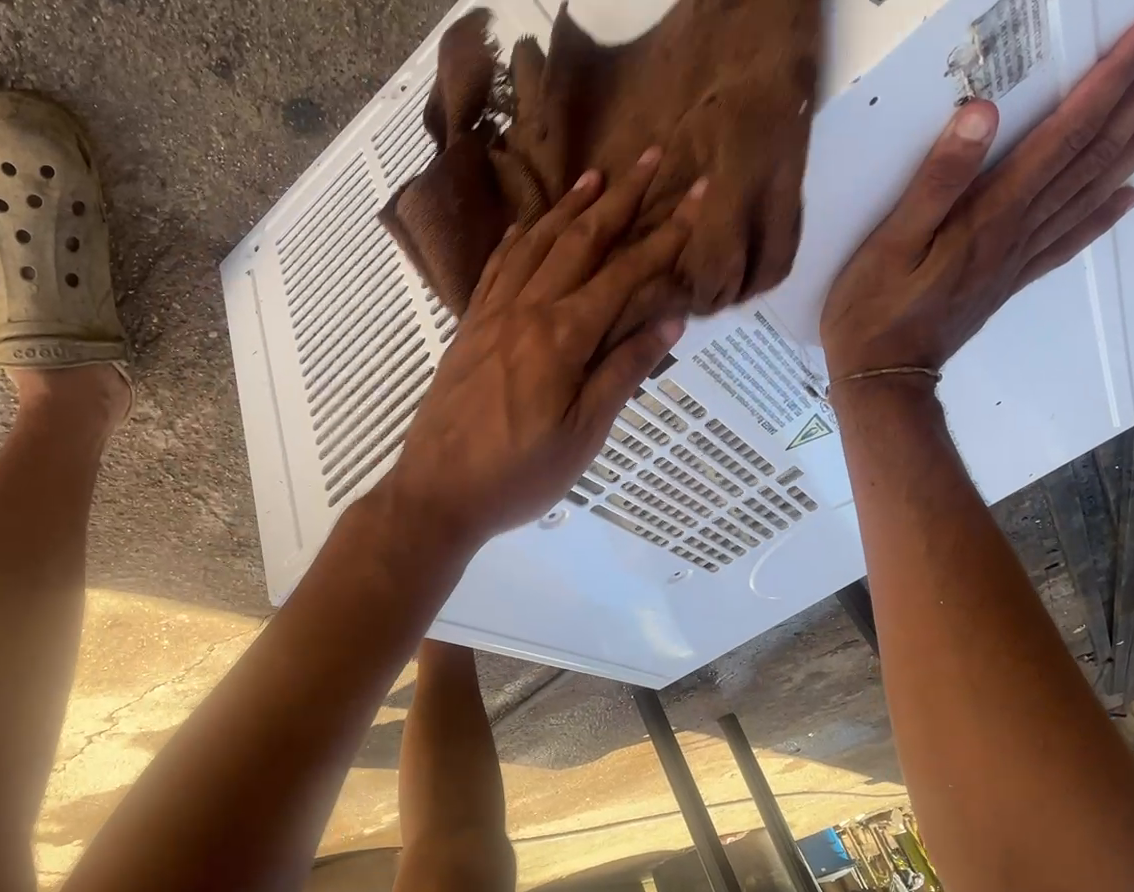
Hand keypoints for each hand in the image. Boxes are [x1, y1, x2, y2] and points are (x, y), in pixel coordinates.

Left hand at [384, 149, 704, 550]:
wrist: (436, 493)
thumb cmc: (518, 476)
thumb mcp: (582, 435)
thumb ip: (622, 373)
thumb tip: (668, 320)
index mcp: (562, 337)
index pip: (624, 274)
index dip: (665, 235)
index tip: (697, 195)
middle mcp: (526, 312)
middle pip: (579, 243)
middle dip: (619, 199)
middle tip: (649, 157)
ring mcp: (491, 318)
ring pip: (535, 247)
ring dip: (568, 210)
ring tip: (595, 178)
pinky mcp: (467, 331)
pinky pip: (494, 271)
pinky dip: (515, 242)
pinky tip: (525, 227)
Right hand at [820, 6, 1133, 382]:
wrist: (882, 378)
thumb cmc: (873, 313)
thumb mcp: (889, 243)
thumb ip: (937, 181)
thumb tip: (983, 114)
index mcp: (993, 214)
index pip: (1067, 133)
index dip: (1115, 76)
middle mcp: (1019, 230)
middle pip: (1095, 153)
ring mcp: (1018, 258)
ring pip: (1094, 189)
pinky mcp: (1009, 281)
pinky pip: (1069, 240)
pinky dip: (1105, 214)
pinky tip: (1132, 196)